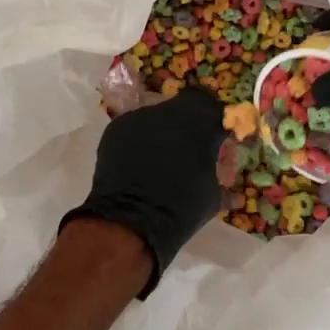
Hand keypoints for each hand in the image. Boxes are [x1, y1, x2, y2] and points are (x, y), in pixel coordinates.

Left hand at [61, 87, 226, 297]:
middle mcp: (170, 110)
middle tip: (186, 150)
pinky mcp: (116, 127)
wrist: (132, 221)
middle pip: (182, 109)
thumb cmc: (182, 208)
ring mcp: (140, 116)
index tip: (213, 138)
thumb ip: (213, 168)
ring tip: (158, 160)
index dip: (212, 121)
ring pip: (156, 118)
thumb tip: (212, 165)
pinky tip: (137, 163)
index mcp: (200, 121)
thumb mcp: (212, 191)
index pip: (211, 107)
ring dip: (161, 133)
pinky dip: (138, 141)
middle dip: (186, 126)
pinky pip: (134, 129)